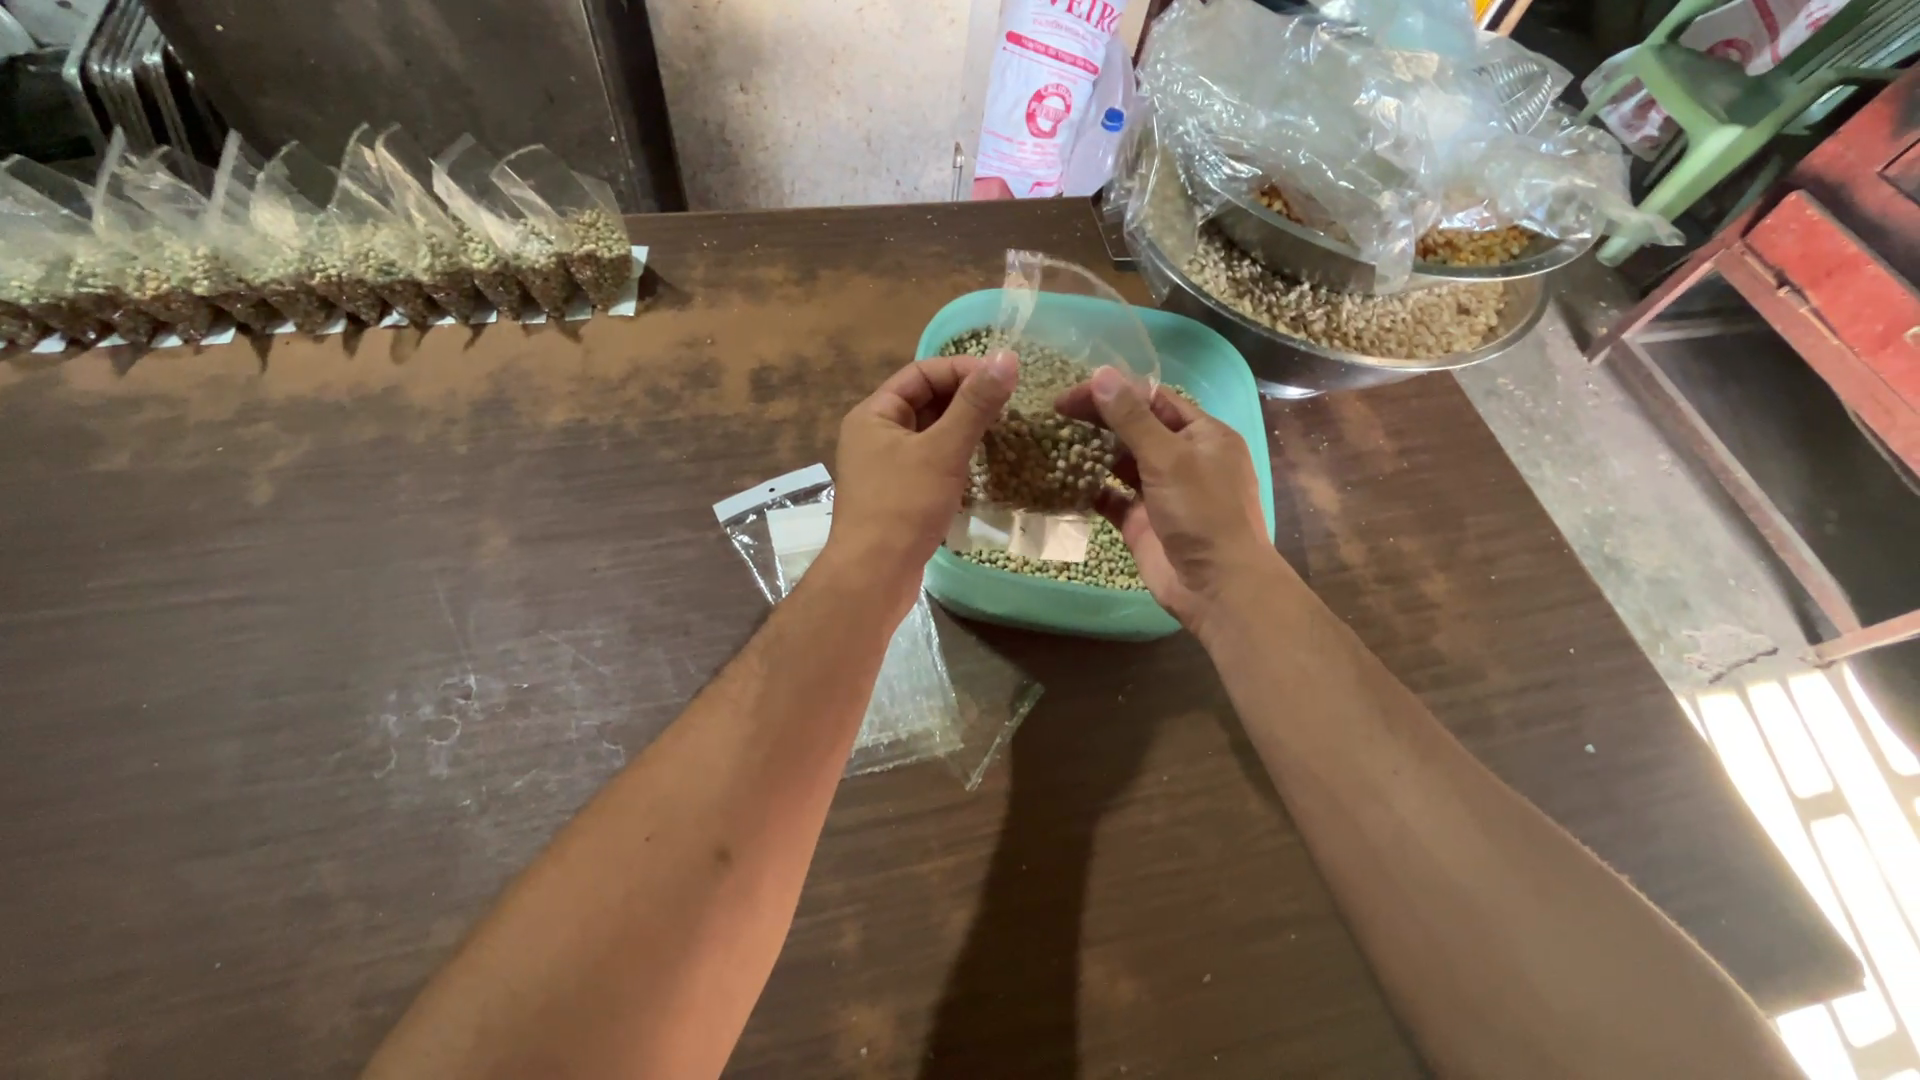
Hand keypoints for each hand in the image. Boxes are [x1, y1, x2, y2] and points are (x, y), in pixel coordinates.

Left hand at [822, 351, 1017, 597]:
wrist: (873, 576)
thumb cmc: (903, 506)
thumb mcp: (942, 450)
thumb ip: (975, 405)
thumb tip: (1007, 358)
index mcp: (874, 415)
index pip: (921, 373)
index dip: (961, 369)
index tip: (1003, 378)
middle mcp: (875, 436)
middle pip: (925, 402)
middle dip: (965, 400)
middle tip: (1010, 405)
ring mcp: (885, 468)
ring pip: (930, 435)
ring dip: (964, 430)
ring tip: (1004, 431)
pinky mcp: (899, 497)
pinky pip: (931, 464)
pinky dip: (956, 459)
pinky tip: (985, 467)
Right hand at [1056, 366, 1278, 634]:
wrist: (1217, 586)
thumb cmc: (1202, 513)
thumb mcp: (1169, 458)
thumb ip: (1132, 418)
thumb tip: (1101, 374)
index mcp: (1203, 435)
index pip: (1154, 400)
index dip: (1115, 391)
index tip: (1073, 393)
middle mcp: (1183, 459)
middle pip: (1135, 428)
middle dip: (1098, 419)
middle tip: (1054, 414)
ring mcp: (1161, 492)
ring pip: (1120, 462)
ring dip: (1090, 452)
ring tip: (1052, 440)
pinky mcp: (1141, 522)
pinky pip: (1110, 498)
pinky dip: (1088, 488)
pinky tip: (1060, 479)